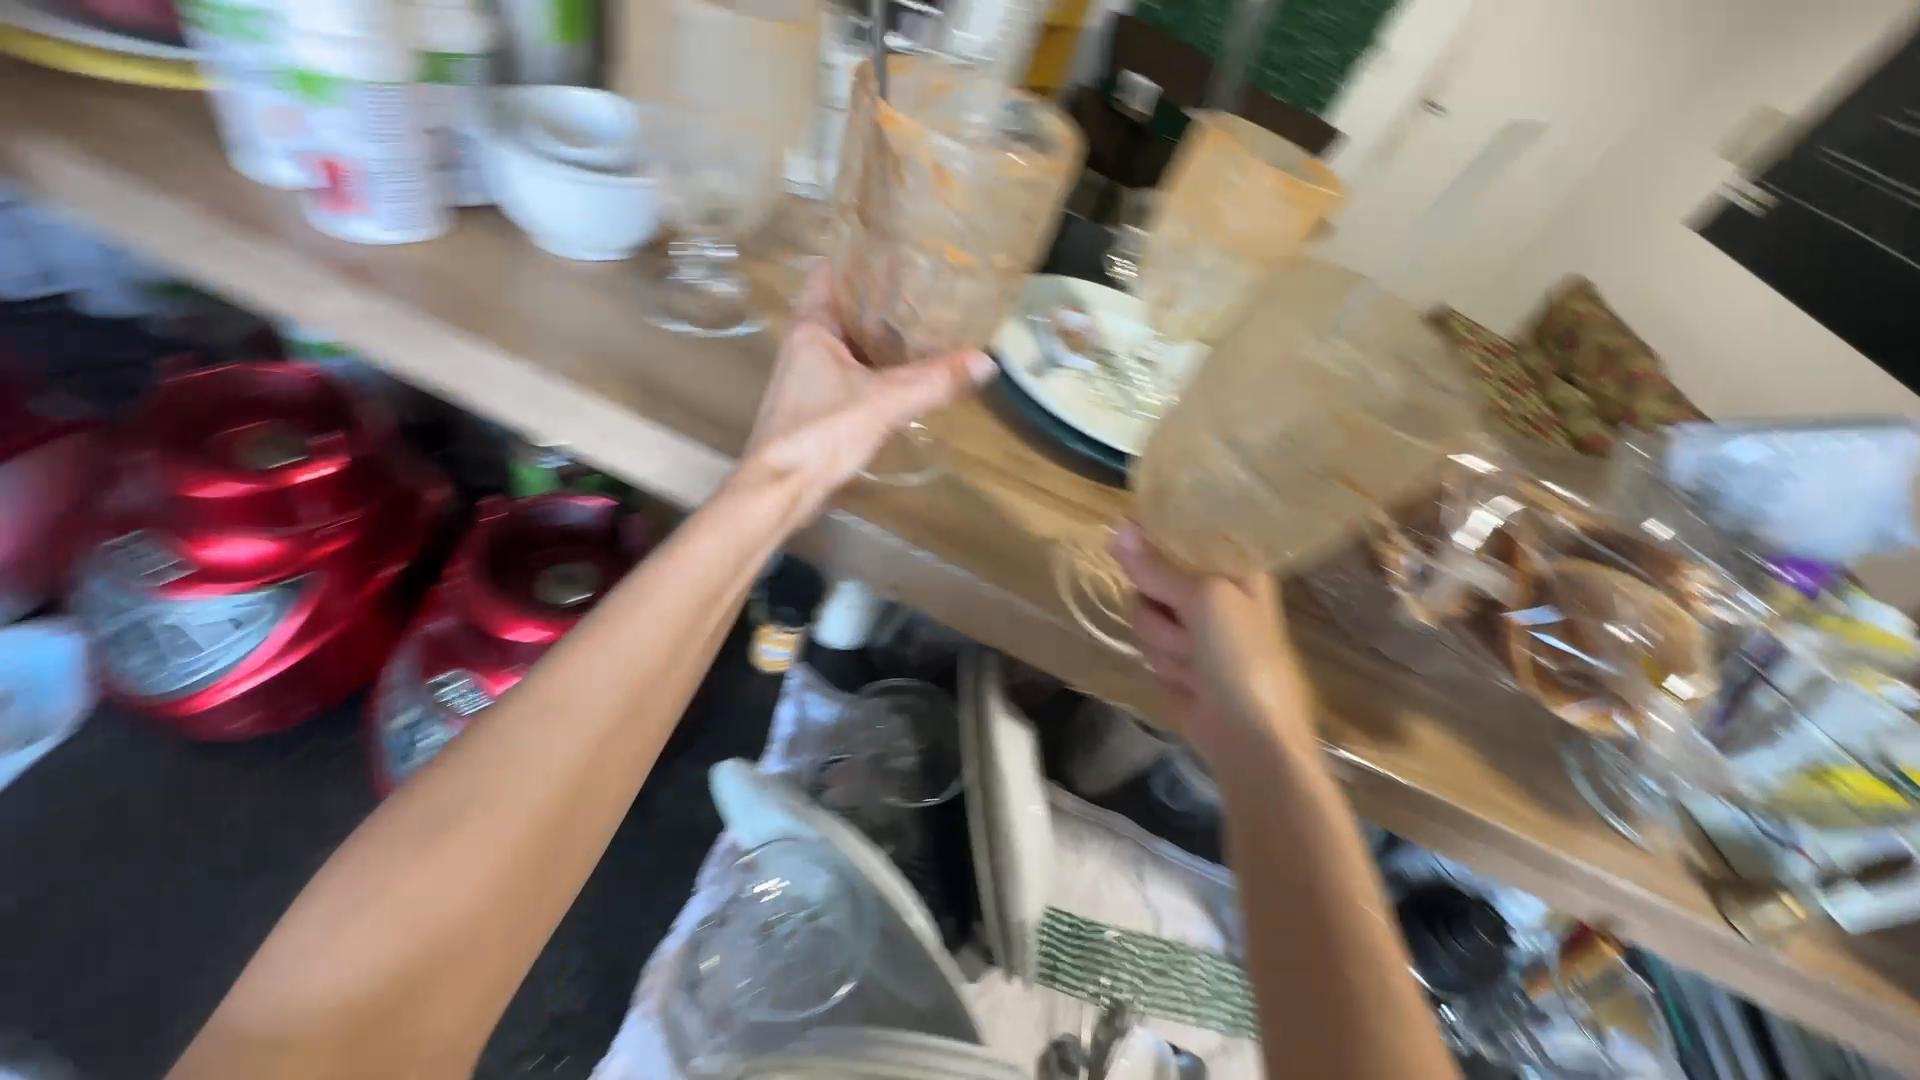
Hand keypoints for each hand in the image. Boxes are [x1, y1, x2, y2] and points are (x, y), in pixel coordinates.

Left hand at [734, 265, 995, 509]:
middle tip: (925, 288)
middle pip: (843, 308)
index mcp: (812, 328)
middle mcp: (804, 346)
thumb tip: (986, 361)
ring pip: (847, 344)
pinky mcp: (814, 408)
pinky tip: (903, 377)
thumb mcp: (884, 402)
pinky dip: (874, 370)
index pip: (829, 273)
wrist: (779, 489)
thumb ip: (935, 381)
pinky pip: (849, 375)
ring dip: (878, 337)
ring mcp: (807, 378)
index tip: (896, 249)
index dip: (859, 257)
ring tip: (923, 326)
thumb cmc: (821, 433)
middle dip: (879, 299)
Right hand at [1109, 520, 1313, 759]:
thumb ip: (1156, 567)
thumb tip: (1116, 526)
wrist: (1250, 735)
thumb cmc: (1242, 656)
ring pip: (1143, 615)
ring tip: (1193, 663)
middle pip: (1152, 576)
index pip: (1182, 533)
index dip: (1151, 533)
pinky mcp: (1178, 660)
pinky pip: (1148, 646)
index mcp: (1234, 567)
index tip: (1122, 528)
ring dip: (1163, 642)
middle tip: (1184, 624)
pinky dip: (1163, 664)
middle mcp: (1214, 592)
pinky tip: (1185, 681)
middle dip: (1158, 606)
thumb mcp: (1203, 599)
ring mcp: (1194, 629)